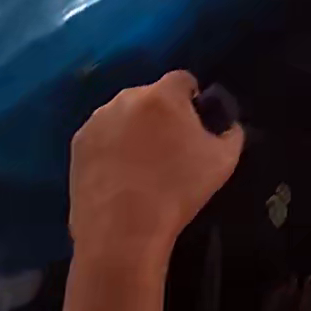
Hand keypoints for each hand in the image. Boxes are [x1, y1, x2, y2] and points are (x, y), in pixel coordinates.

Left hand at [70, 71, 244, 263]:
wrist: (122, 231)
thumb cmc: (177, 192)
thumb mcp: (223, 162)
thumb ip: (231, 133)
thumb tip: (228, 125)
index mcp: (162, 96)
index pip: (183, 79)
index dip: (192, 98)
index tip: (195, 122)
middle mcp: (126, 97)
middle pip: (151, 95)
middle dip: (162, 113)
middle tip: (170, 147)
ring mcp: (98, 118)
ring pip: (124, 113)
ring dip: (134, 128)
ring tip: (141, 164)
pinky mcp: (79, 141)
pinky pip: (102, 133)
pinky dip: (111, 145)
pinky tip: (118, 173)